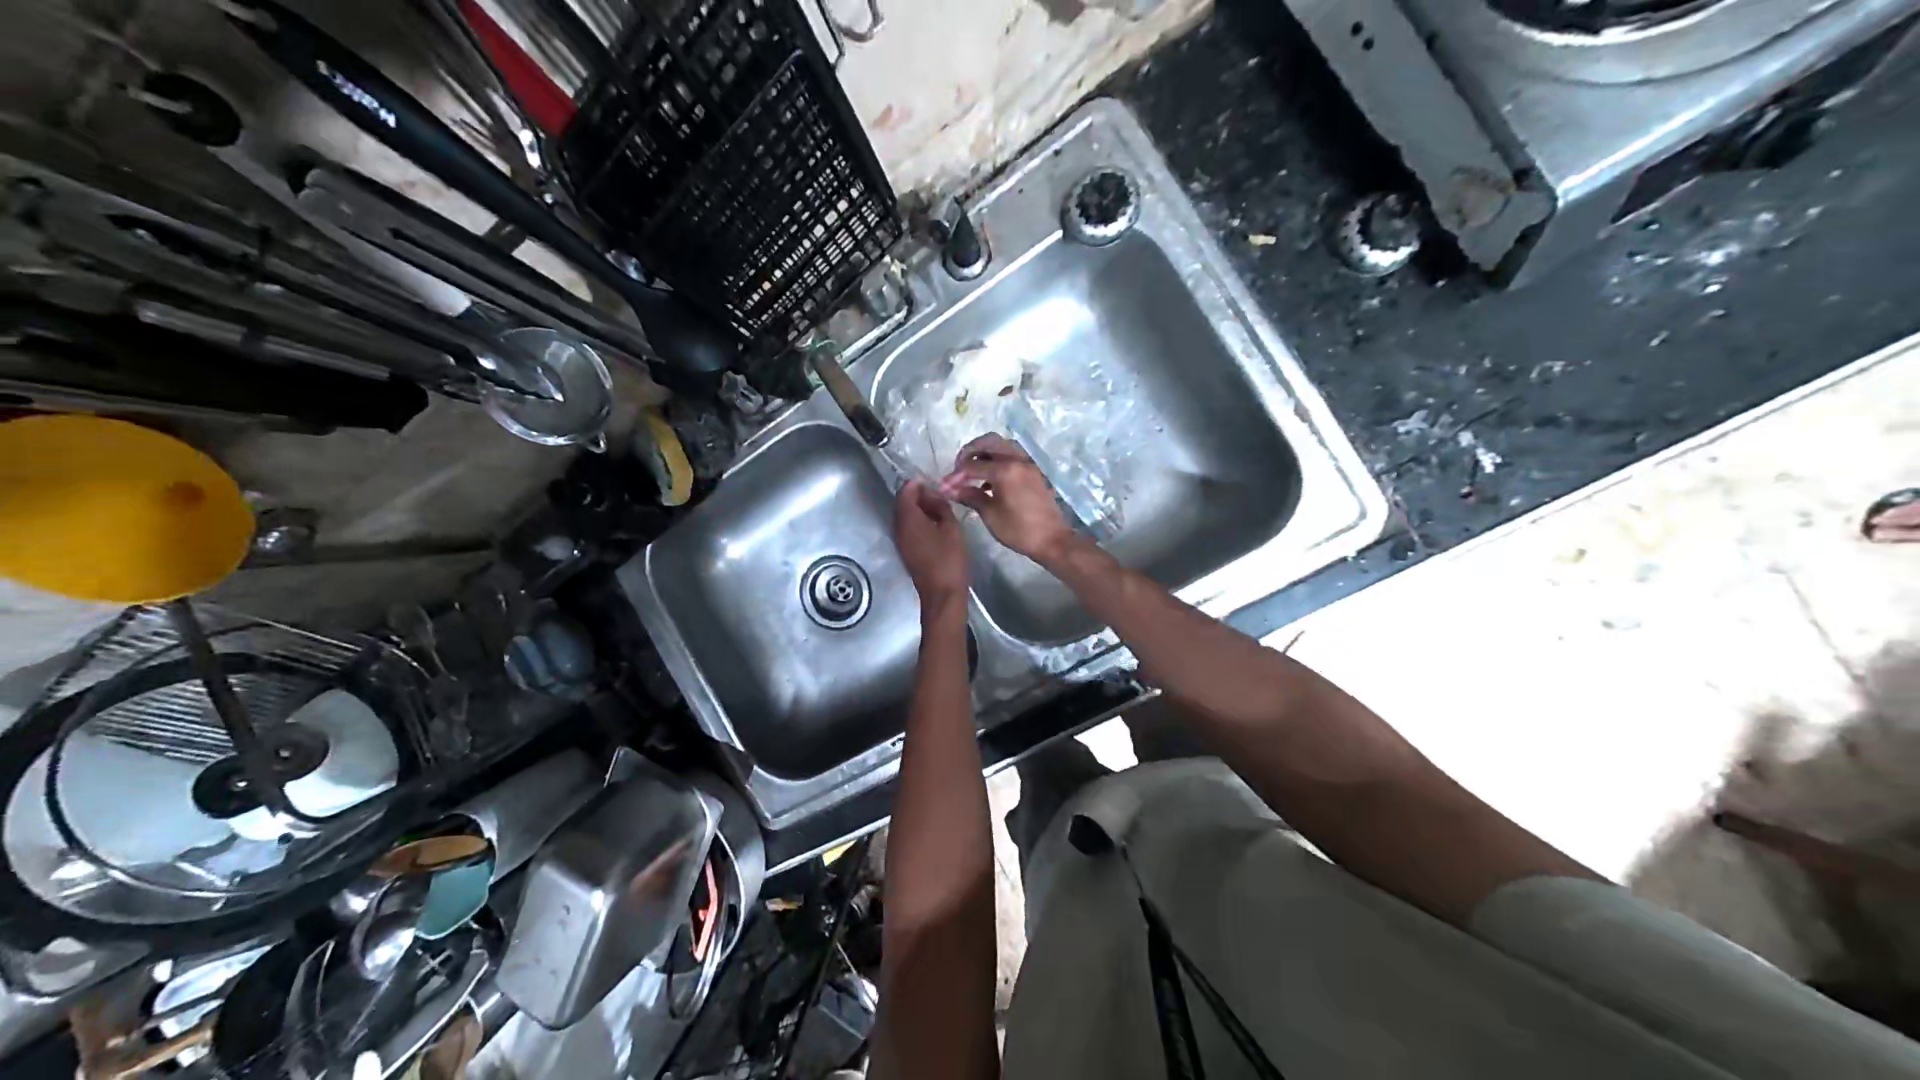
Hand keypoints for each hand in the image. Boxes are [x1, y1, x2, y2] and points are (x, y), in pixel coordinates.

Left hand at [893, 479, 968, 610]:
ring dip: (919, 509)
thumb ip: (941, 507)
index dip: (917, 484)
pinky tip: (935, 524)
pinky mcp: (906, 551)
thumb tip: (933, 494)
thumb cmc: (949, 560)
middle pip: (902, 504)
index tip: (932, 480)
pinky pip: (908, 528)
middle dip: (918, 495)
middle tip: (938, 494)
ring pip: (905, 517)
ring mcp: (901, 541)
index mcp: (908, 519)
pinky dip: (919, 521)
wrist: (942, 594)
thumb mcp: (951, 528)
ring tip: (940, 507)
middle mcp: (899, 528)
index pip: (905, 492)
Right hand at [940, 433, 1077, 564]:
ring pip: (1003, 446)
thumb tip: (951, 489)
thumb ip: (970, 497)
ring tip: (973, 471)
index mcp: (1005, 470)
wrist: (1052, 539)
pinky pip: (1012, 456)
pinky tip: (989, 481)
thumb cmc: (1019, 530)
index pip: (973, 465)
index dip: (956, 475)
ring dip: (986, 453)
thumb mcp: (990, 515)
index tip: (946, 485)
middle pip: (989, 442)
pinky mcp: (1033, 472)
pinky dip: (998, 460)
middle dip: (970, 451)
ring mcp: (1028, 464)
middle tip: (959, 467)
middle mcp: (1017, 460)